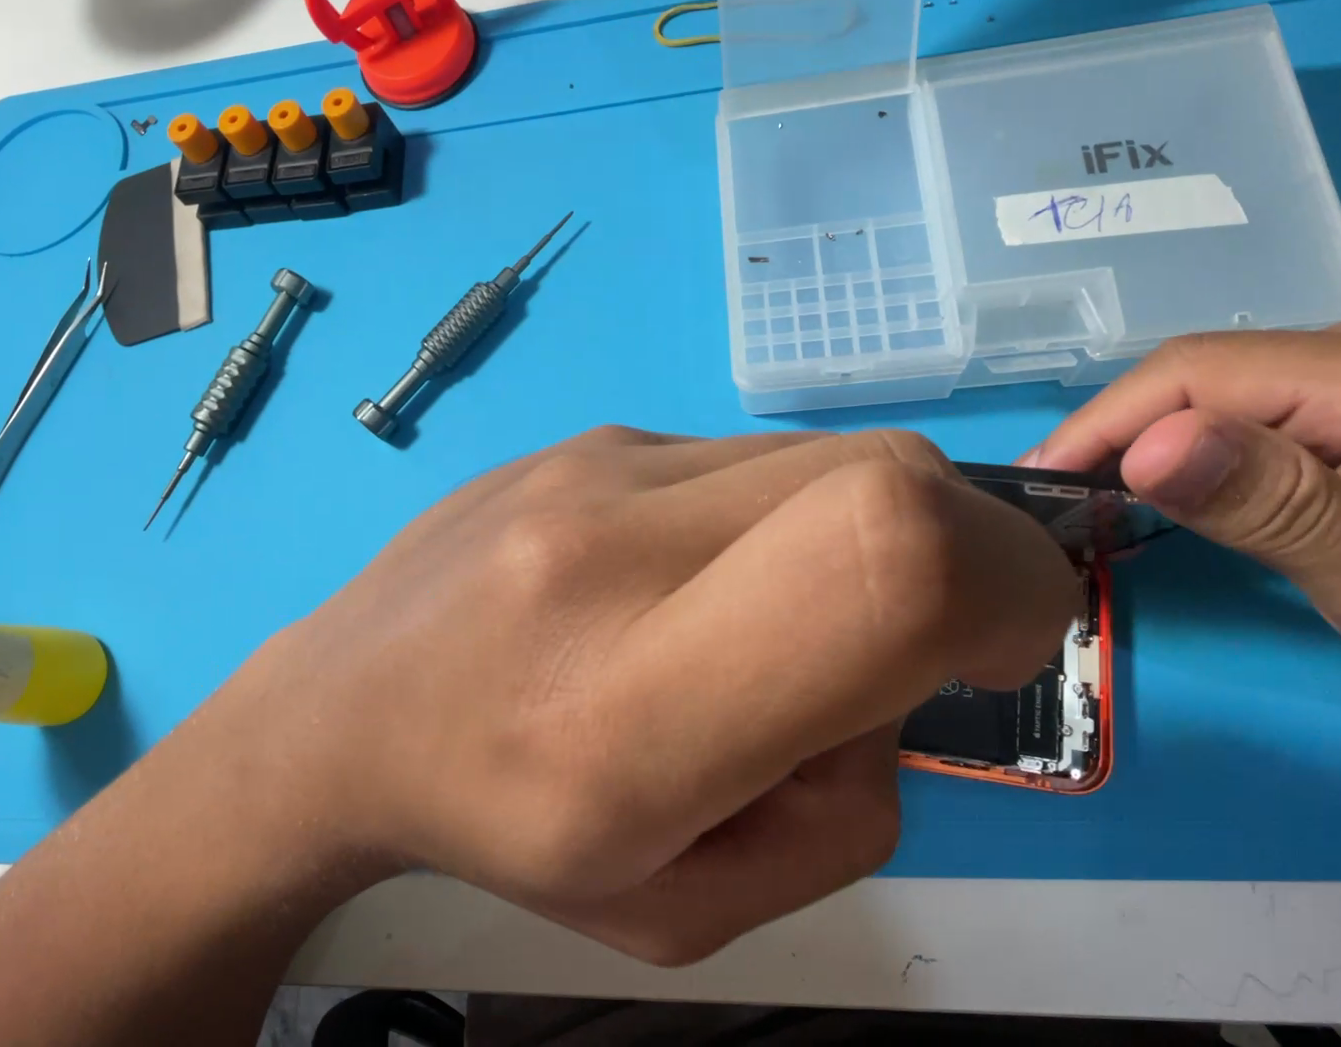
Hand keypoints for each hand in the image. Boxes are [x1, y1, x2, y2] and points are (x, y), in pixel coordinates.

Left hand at [222, 427, 1076, 963]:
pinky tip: (690, 577)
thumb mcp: (686, 907)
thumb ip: (841, 812)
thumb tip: (900, 681)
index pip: (880, 563)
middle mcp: (610, 548)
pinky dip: (783, 519)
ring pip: (832, 460)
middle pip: (887, 479)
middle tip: (889, 647)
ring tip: (760, 618)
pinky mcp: (593, 433)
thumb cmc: (508, 830)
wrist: (343, 714)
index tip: (991, 646)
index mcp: (630, 711)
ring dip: (859, 542)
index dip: (997, 585)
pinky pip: (755, 460)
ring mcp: (597, 465)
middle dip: (957, 559)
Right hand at [1026, 299, 1340, 720]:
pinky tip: (1167, 478)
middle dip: (1118, 433)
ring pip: (1219, 384)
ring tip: (1091, 495)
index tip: (1038, 484)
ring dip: (1149, 438)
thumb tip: (1147, 447)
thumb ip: (1274, 506)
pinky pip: (1251, 400)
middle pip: (1204, 370)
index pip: (1200, 372)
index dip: (1103, 423)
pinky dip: (1194, 442)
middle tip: (1056, 503)